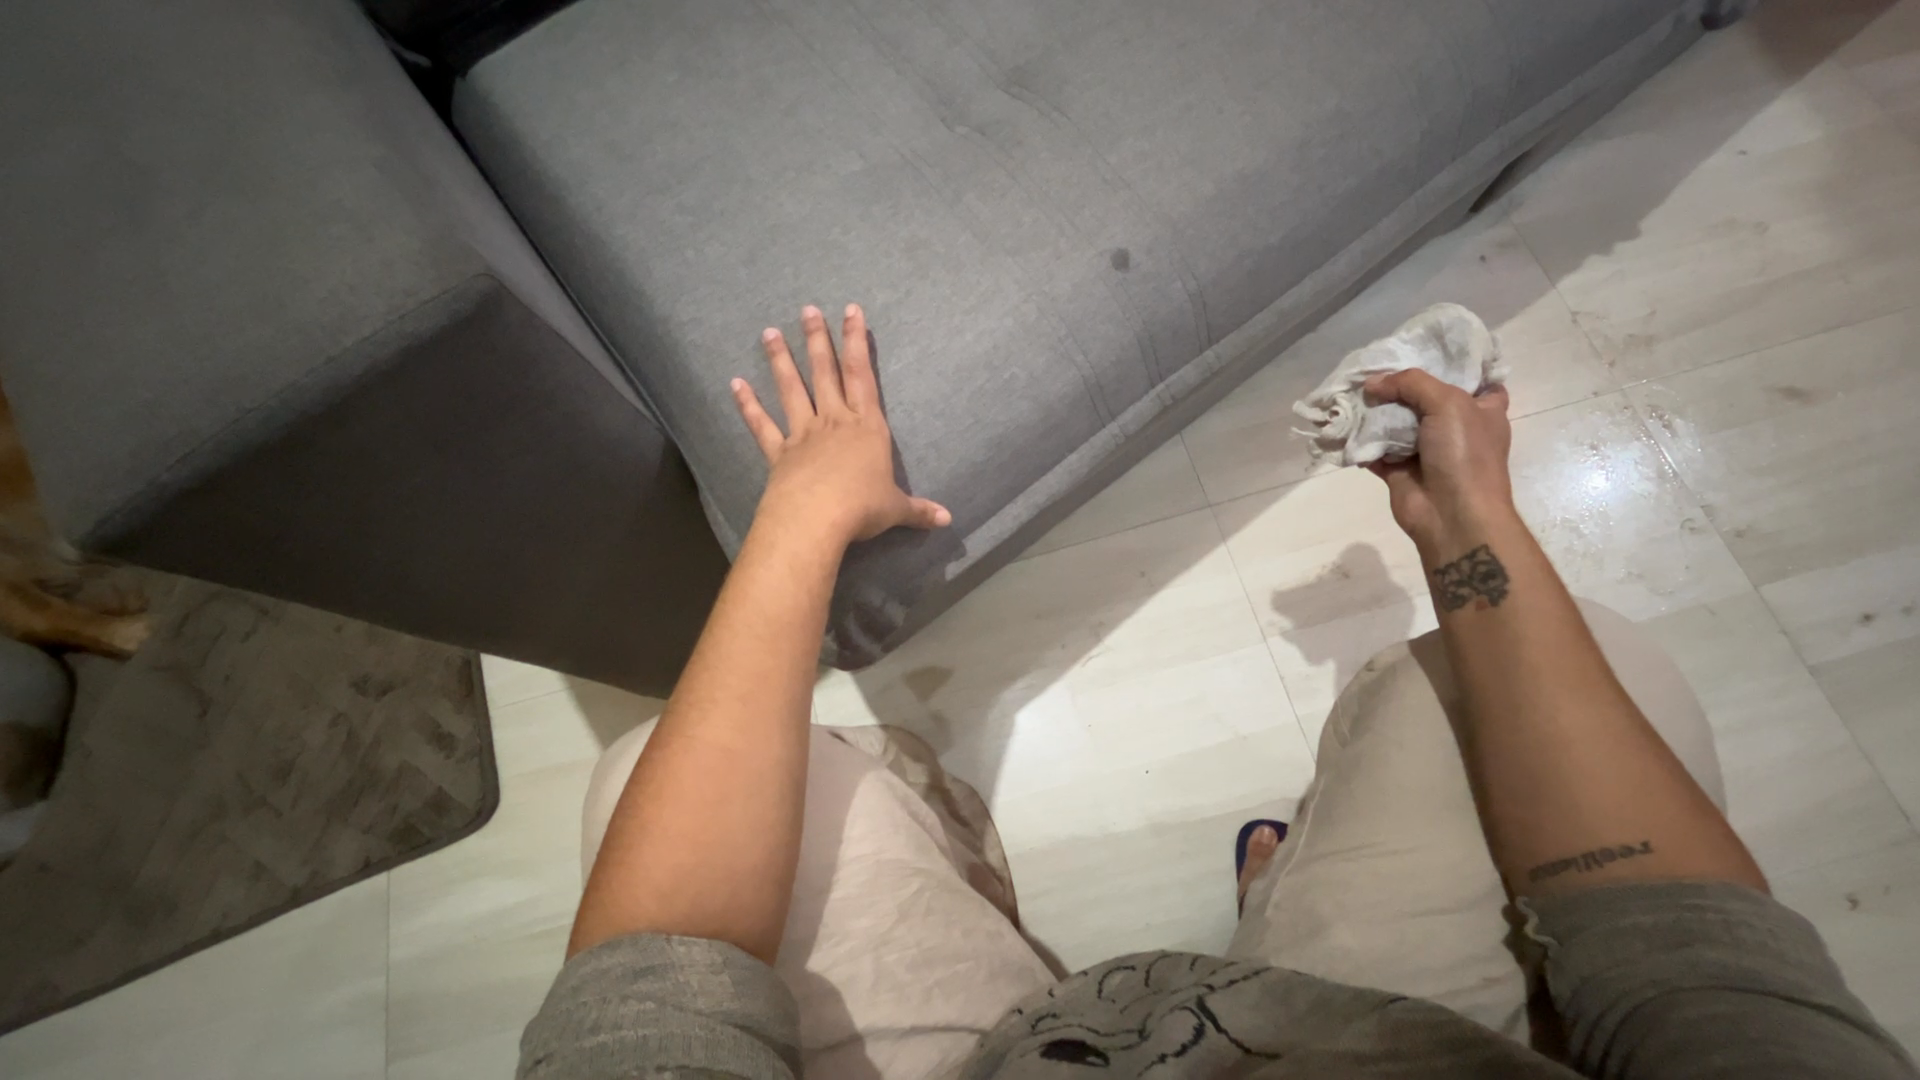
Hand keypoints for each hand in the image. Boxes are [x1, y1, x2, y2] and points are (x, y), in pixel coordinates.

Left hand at [731, 304, 950, 547]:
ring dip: (780, 360)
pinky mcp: (779, 453)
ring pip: (792, 390)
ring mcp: (803, 435)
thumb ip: (919, 510)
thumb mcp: (897, 509)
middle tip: (807, 310)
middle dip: (817, 339)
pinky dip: (748, 405)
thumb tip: (948, 520)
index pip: (862, 375)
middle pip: (825, 373)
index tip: (850, 311)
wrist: (817, 520)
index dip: (857, 341)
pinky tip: (736, 384)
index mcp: (867, 428)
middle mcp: (834, 422)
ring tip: (769, 332)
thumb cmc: (863, 508)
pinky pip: (762, 426)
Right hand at [1363, 369, 1515, 553]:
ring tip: (1350, 397)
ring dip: (1374, 413)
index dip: (1451, 364)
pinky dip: (1361, 442)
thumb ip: (1410, 384)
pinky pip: (1375, 450)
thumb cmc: (1465, 454)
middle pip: (1423, 398)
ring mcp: (1425, 450)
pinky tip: (1344, 429)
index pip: (1472, 378)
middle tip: (1371, 372)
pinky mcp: (1399, 470)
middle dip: (1398, 387)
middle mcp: (1454, 427)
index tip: (1422, 351)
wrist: (1452, 513)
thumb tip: (1372, 384)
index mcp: (1481, 408)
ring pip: (1395, 423)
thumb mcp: (1448, 403)